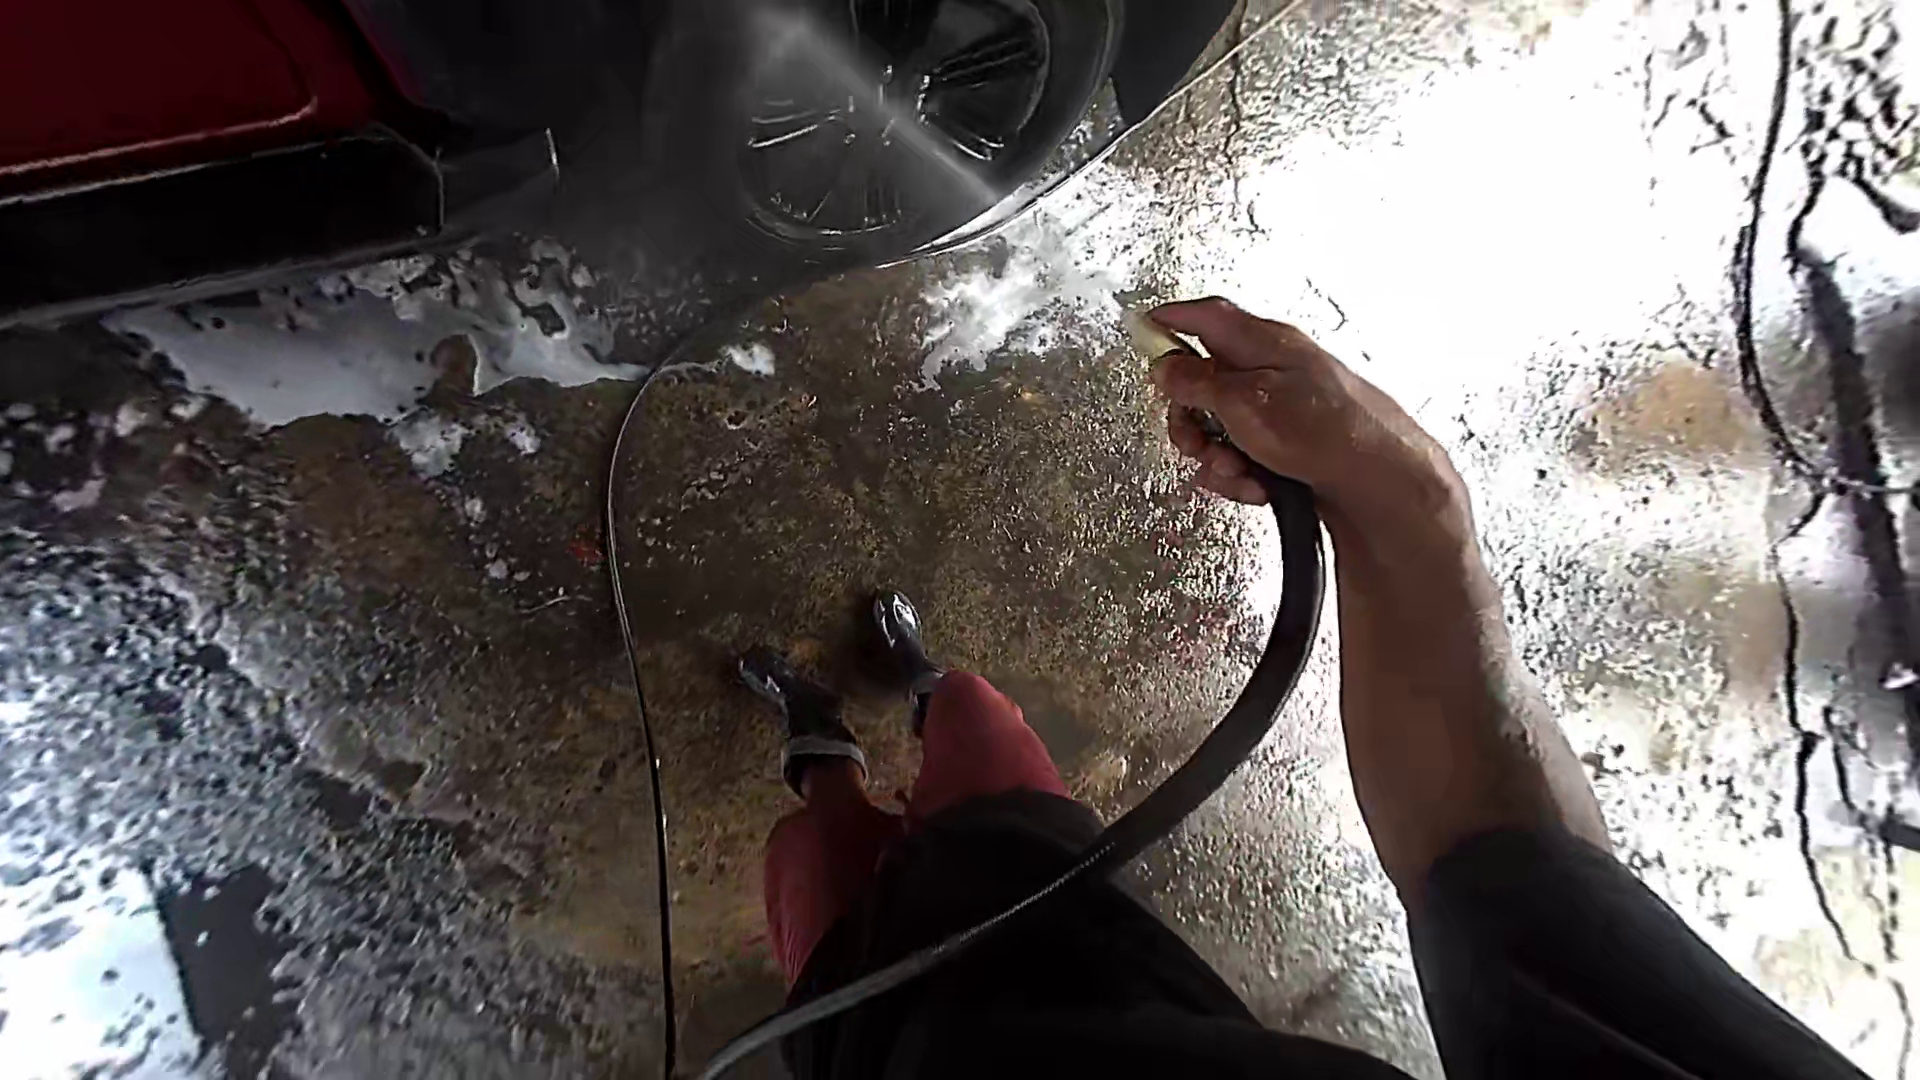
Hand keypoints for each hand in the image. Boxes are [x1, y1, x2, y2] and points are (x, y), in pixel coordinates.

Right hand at [1149, 297, 1462, 531]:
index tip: (1143, 327)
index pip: (1205, 316)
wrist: (1378, 478)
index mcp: (1260, 344)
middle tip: (1193, 442)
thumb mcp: (1243, 402)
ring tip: (1235, 471)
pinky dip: (1238, 472)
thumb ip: (1196, 382)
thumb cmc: (1325, 431)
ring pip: (1216, 424)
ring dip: (1214, 455)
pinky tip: (1254, 483)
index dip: (1170, 319)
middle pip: (1201, 382)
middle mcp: (1268, 369)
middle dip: (1188, 420)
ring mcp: (1276, 405)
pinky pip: (1238, 450)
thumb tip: (1164, 368)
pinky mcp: (1282, 438)